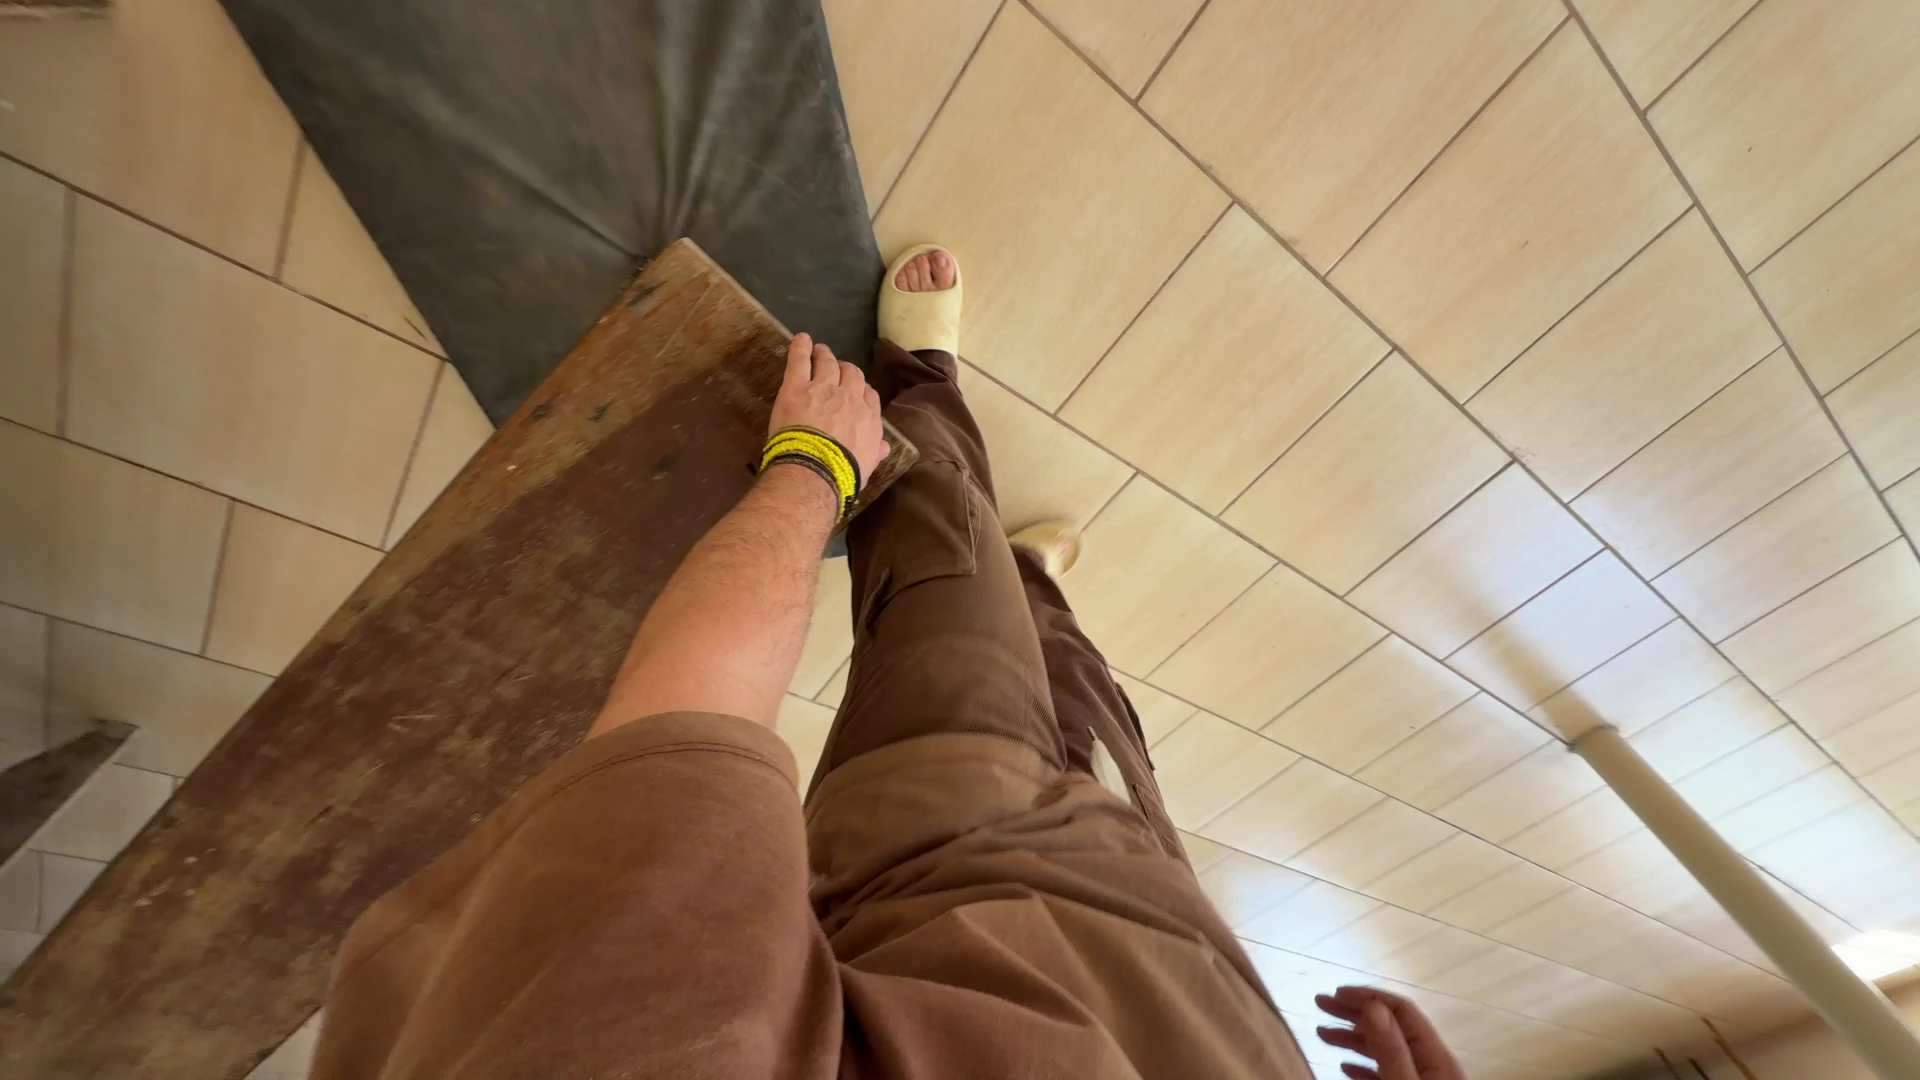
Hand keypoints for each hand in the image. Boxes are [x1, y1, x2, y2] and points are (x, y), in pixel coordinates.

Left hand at [770, 333, 889, 485]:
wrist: (817, 468)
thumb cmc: (843, 472)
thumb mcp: (869, 464)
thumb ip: (876, 451)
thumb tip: (884, 446)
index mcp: (867, 416)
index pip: (868, 394)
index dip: (860, 389)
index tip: (854, 391)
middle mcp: (849, 397)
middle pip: (851, 374)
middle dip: (845, 369)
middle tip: (837, 368)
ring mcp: (823, 389)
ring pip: (828, 363)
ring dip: (825, 355)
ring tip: (820, 351)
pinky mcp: (797, 387)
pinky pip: (800, 360)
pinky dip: (801, 347)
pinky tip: (802, 339)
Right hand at [1315, 986, 1464, 1079]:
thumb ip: (1391, 1049)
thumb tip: (1373, 1004)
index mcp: (1437, 1058)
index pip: (1400, 1010)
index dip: (1367, 996)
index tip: (1335, 992)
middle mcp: (1431, 1065)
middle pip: (1388, 1026)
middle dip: (1351, 1012)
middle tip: (1319, 1003)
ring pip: (1383, 1049)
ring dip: (1351, 1037)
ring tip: (1322, 1034)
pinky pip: (1385, 1072)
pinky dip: (1363, 1065)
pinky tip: (1345, 1066)